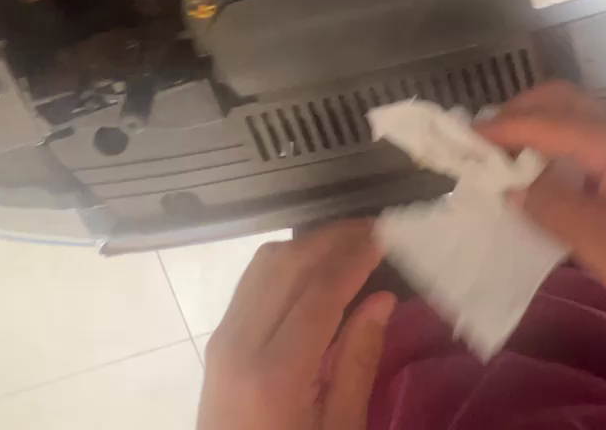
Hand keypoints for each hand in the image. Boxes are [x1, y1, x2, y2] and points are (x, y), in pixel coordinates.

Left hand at [198, 221, 395, 429]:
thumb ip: (358, 362)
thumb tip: (382, 297)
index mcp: (274, 376)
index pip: (320, 291)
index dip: (355, 256)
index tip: (387, 235)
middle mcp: (240, 345)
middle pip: (289, 264)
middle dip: (334, 238)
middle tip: (375, 229)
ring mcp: (222, 340)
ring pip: (266, 263)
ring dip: (310, 243)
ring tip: (351, 241)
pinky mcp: (217, 341)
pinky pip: (252, 280)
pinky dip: (287, 260)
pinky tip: (315, 265)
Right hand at [478, 82, 605, 327]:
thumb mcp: (603, 246)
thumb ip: (553, 208)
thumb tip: (512, 185)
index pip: (541, 122)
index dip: (500, 128)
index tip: (464, 138)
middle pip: (559, 99)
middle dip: (518, 110)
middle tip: (484, 139)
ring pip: (575, 112)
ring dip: (538, 123)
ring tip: (508, 154)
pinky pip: (589, 132)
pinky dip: (559, 138)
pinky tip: (550, 172)